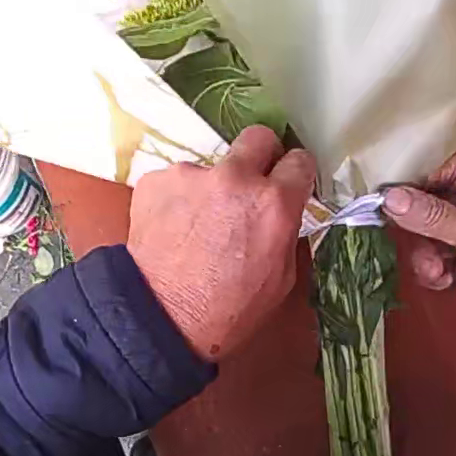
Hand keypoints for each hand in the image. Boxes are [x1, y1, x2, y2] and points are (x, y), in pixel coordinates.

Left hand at [128, 125, 314, 360]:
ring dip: (214, 186)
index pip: (300, 161)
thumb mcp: (281, 277)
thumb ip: (285, 232)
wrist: (163, 318)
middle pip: (259, 137)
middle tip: (253, 183)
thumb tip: (283, 215)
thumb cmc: (232, 308)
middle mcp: (235, 177)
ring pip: (212, 165)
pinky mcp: (156, 180)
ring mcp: (191, 174)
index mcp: (274, 203)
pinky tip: (175, 228)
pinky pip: (178, 180)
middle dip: (262, 155)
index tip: (291, 182)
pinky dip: (180, 198)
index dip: (297, 173)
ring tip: (200, 224)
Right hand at [382, 153, 455, 350]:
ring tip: (432, 266)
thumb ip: (434, 215)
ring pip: (433, 234)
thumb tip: (392, 197)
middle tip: (401, 227)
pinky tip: (441, 281)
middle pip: (441, 203)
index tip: (398, 192)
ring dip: (426, 251)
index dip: (429, 179)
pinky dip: (433, 270)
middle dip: (423, 221)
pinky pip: (436, 260)